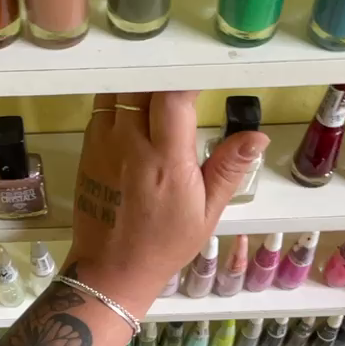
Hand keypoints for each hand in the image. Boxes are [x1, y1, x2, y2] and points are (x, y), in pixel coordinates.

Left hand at [65, 90, 267, 310]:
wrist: (111, 269)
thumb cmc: (164, 244)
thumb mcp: (206, 213)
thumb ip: (229, 169)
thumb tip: (258, 136)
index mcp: (165, 161)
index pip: (173, 96)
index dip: (188, 79)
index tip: (204, 76)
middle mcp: (129, 145)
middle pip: (142, 85)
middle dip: (164, 77)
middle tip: (183, 81)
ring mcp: (102, 144)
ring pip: (118, 90)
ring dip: (140, 85)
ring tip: (159, 92)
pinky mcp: (87, 149)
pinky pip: (102, 108)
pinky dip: (120, 100)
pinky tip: (137, 112)